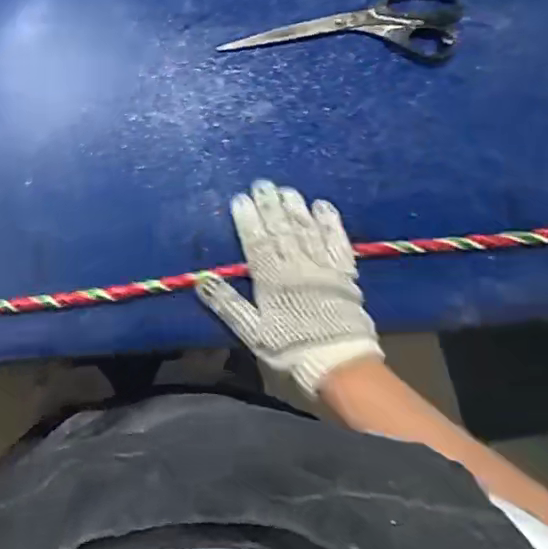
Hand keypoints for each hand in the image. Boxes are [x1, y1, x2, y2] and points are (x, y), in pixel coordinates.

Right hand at [194, 180, 381, 397]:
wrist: (339, 364)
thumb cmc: (289, 348)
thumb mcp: (251, 331)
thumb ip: (227, 303)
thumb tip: (202, 279)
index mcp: (272, 280)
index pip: (257, 243)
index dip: (247, 220)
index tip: (240, 199)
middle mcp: (298, 268)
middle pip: (282, 231)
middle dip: (270, 206)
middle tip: (262, 184)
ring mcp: (324, 269)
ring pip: (308, 231)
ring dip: (296, 209)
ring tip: (287, 190)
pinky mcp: (346, 275)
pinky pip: (338, 243)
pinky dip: (331, 224)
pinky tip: (323, 207)